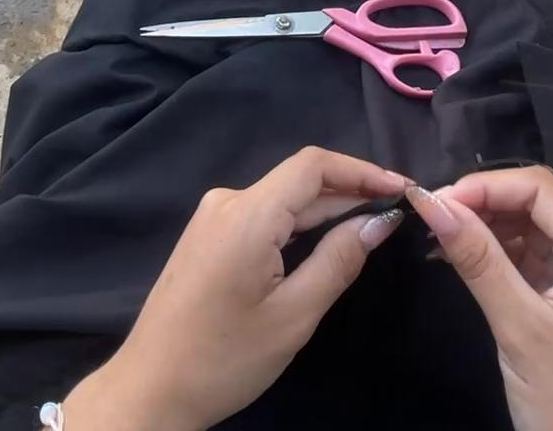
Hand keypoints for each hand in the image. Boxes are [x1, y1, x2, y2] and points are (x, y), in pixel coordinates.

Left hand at [62, 147, 407, 430]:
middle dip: (351, 189)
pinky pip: (264, 214)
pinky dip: (300, 220)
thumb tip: (379, 222)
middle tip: (399, 208)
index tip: (401, 188)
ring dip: (328, 205)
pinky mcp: (210, 233)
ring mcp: (215, 215)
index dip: (361, 170)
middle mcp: (229, 200)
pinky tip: (328, 233)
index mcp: (248, 213)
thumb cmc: (225, 357)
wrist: (151, 386)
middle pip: (299, 180)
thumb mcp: (293, 315)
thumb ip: (338, 260)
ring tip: (375, 218)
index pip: (313, 165)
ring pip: (282, 197)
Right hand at [406, 168, 552, 430]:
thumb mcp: (522, 331)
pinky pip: (530, 260)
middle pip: (537, 204)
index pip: (541, 189)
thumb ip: (478, 260)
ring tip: (438, 237)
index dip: (486, 185)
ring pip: (530, 229)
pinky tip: (460, 258)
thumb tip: (430, 201)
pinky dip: (494, 254)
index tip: (437, 203)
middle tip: (431, 218)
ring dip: (484, 226)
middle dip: (483, 203)